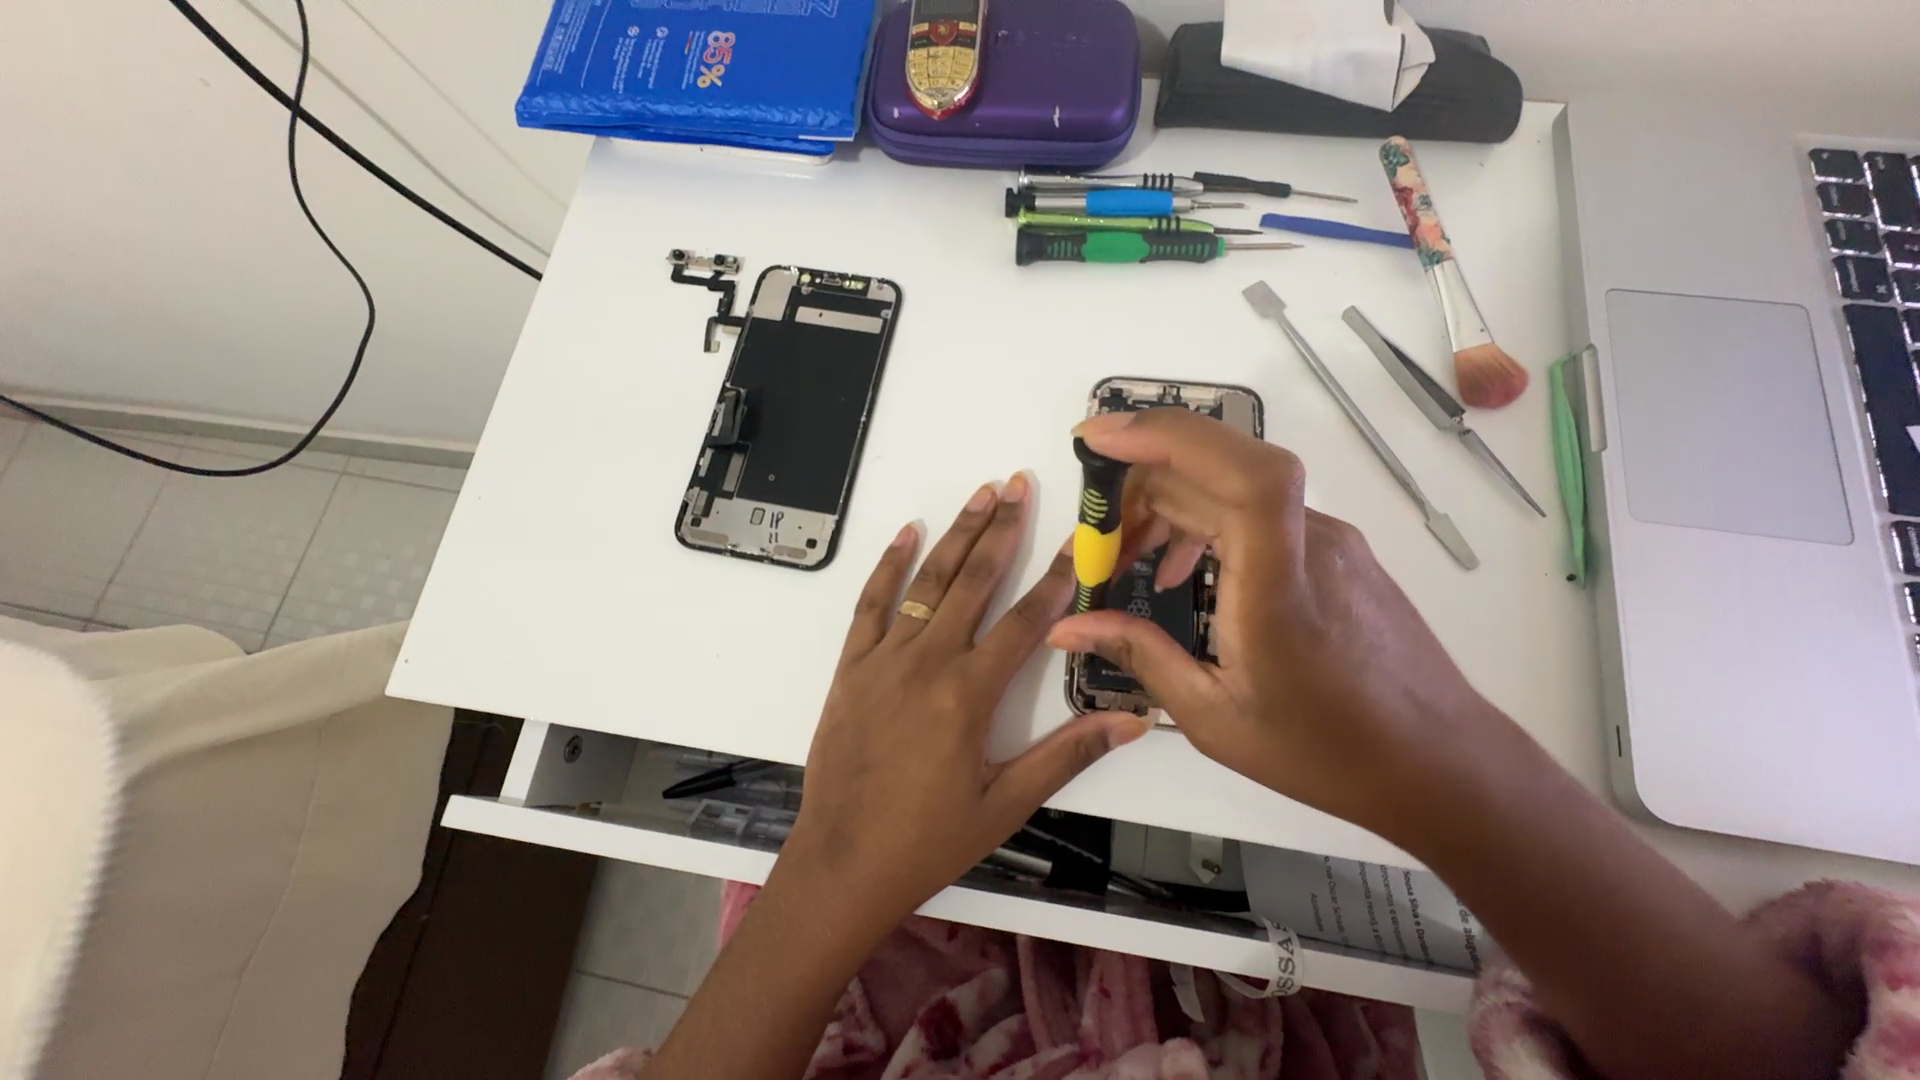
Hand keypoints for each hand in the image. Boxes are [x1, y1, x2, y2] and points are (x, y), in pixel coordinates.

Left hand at [779, 472, 1152, 927]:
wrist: (843, 862)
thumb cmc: (929, 839)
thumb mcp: (1007, 803)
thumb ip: (1068, 754)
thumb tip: (1132, 722)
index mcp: (970, 695)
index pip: (1026, 621)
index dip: (1056, 576)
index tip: (1077, 538)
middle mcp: (928, 663)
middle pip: (975, 582)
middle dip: (1003, 530)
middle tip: (1021, 484)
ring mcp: (884, 660)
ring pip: (927, 583)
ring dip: (956, 535)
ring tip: (981, 494)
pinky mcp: (850, 668)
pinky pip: (871, 605)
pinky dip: (889, 566)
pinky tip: (907, 533)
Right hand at [1046, 409, 1502, 832]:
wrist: (1440, 764)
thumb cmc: (1324, 751)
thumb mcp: (1213, 716)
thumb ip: (1138, 653)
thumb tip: (1066, 626)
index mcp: (1279, 583)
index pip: (1240, 471)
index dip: (1168, 435)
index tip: (1099, 438)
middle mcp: (1312, 541)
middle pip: (1219, 471)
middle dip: (1140, 486)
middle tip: (1094, 540)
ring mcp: (1331, 540)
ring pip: (1236, 488)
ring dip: (1171, 506)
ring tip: (1130, 561)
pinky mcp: (1339, 551)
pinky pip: (1261, 515)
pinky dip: (1207, 524)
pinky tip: (1185, 576)